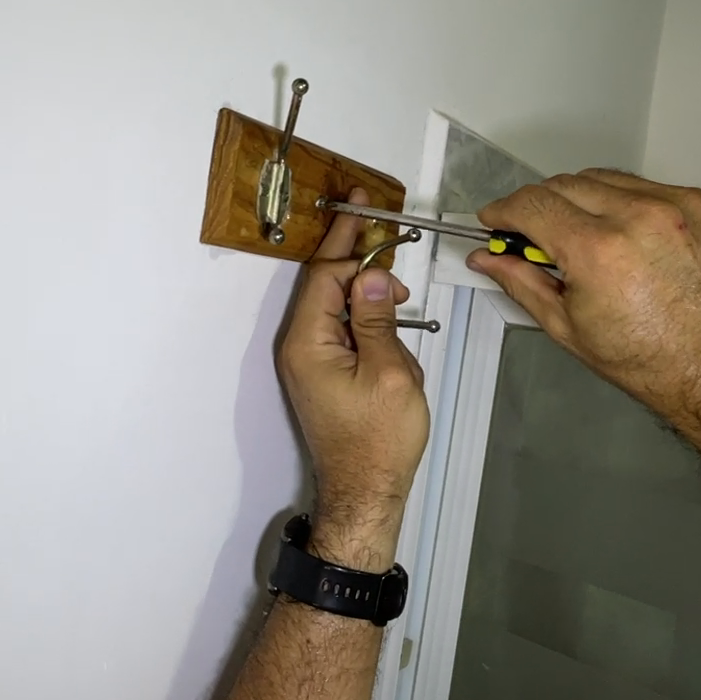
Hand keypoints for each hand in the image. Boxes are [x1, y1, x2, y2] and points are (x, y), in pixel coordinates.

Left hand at [277, 189, 429, 572]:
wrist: (365, 492)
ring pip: (335, 306)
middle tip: (380, 226)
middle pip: (324, 284)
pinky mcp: (323, 373)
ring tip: (401, 296)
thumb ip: (376, 319)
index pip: (324, 275)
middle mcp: (300, 347)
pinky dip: (365, 318)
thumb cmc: (379, 440)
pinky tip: (392, 326)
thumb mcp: (389, 373)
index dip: (347, 239)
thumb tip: (370, 275)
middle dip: (354, 254)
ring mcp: (309, 361)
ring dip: (365, 292)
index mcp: (308, 342)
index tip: (365, 207)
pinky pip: (340, 330)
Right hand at [469, 170, 700, 436]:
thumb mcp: (568, 327)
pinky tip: (612, 231)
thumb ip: (521, 282)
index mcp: (599, 251)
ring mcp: (672, 205)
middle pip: (560, 185)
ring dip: (572, 199)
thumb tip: (489, 259)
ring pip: (597, 178)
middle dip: (534, 205)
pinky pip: (637, 185)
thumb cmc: (654, 360)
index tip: (494, 220)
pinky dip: (613, 200)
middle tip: (527, 236)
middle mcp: (638, 217)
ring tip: (572, 236)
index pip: (531, 204)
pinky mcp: (696, 203)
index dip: (502, 211)